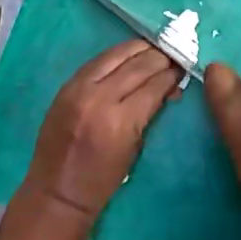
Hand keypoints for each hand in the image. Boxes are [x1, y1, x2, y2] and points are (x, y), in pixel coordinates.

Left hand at [26, 40, 182, 218]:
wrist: (57, 190)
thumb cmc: (102, 181)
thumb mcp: (135, 149)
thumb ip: (150, 114)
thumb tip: (168, 88)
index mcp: (121, 121)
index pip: (154, 84)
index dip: (172, 74)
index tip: (182, 68)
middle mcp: (100, 98)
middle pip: (138, 65)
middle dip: (159, 57)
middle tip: (173, 55)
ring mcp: (80, 88)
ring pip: (116, 55)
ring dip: (139, 50)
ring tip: (154, 49)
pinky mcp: (67, 85)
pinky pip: (97, 61)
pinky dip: (116, 55)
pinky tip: (129, 54)